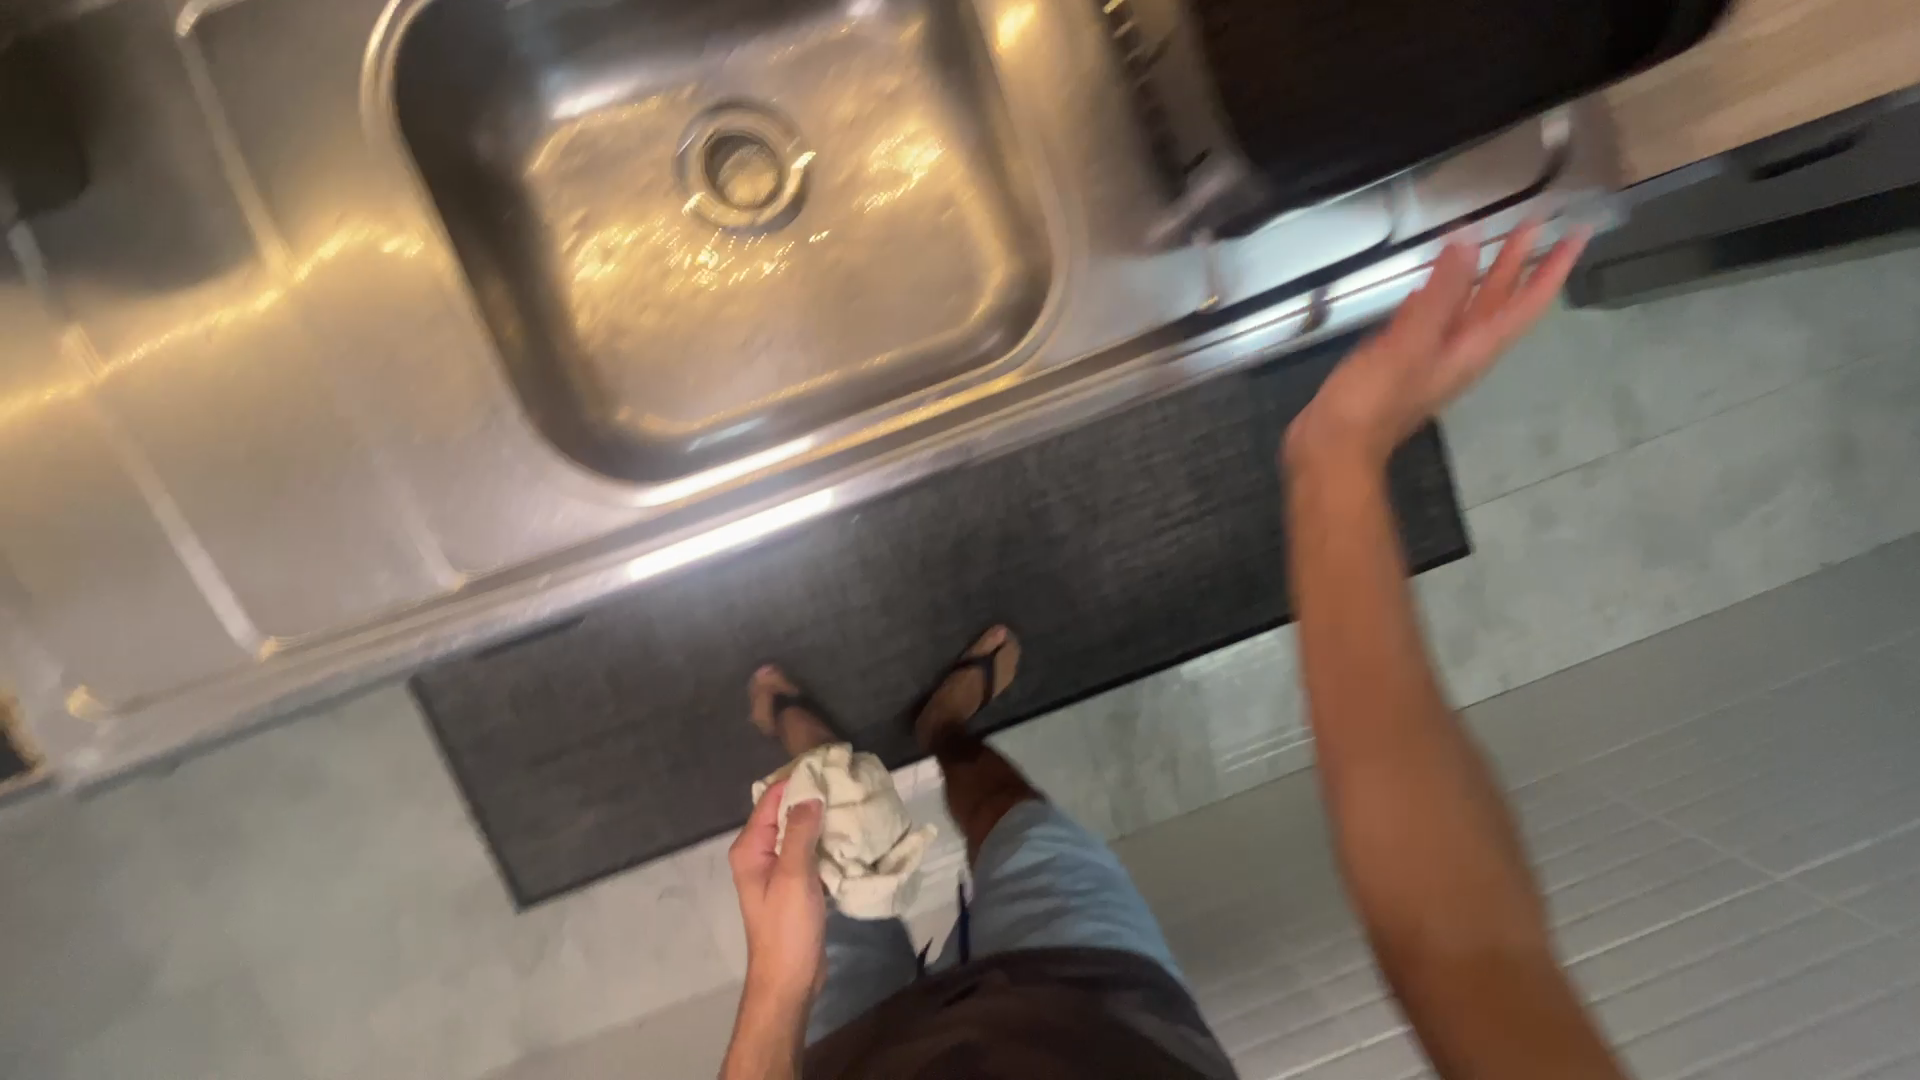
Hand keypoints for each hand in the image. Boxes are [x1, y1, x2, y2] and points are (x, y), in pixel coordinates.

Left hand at [729, 780, 827, 1004]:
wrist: (789, 980)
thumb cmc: (786, 928)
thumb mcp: (794, 876)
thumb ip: (800, 832)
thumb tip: (810, 794)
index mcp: (750, 848)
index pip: (771, 798)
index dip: (796, 779)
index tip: (828, 765)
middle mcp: (759, 853)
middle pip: (785, 811)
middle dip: (811, 795)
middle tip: (844, 781)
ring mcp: (777, 869)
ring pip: (799, 830)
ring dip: (820, 818)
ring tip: (849, 800)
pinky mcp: (795, 882)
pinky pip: (808, 849)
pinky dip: (824, 839)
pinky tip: (846, 832)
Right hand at [1286, 219, 1589, 471]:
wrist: (1333, 447)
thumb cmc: (1372, 402)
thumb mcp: (1409, 344)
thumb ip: (1440, 294)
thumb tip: (1469, 242)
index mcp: (1470, 350)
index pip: (1523, 304)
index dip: (1550, 269)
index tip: (1578, 233)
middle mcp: (1456, 354)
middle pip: (1495, 305)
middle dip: (1515, 265)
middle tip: (1534, 224)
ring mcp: (1425, 361)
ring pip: (1462, 313)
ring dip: (1478, 280)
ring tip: (1485, 246)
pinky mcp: (1395, 365)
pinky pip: (1427, 324)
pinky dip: (1434, 301)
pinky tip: (1423, 290)